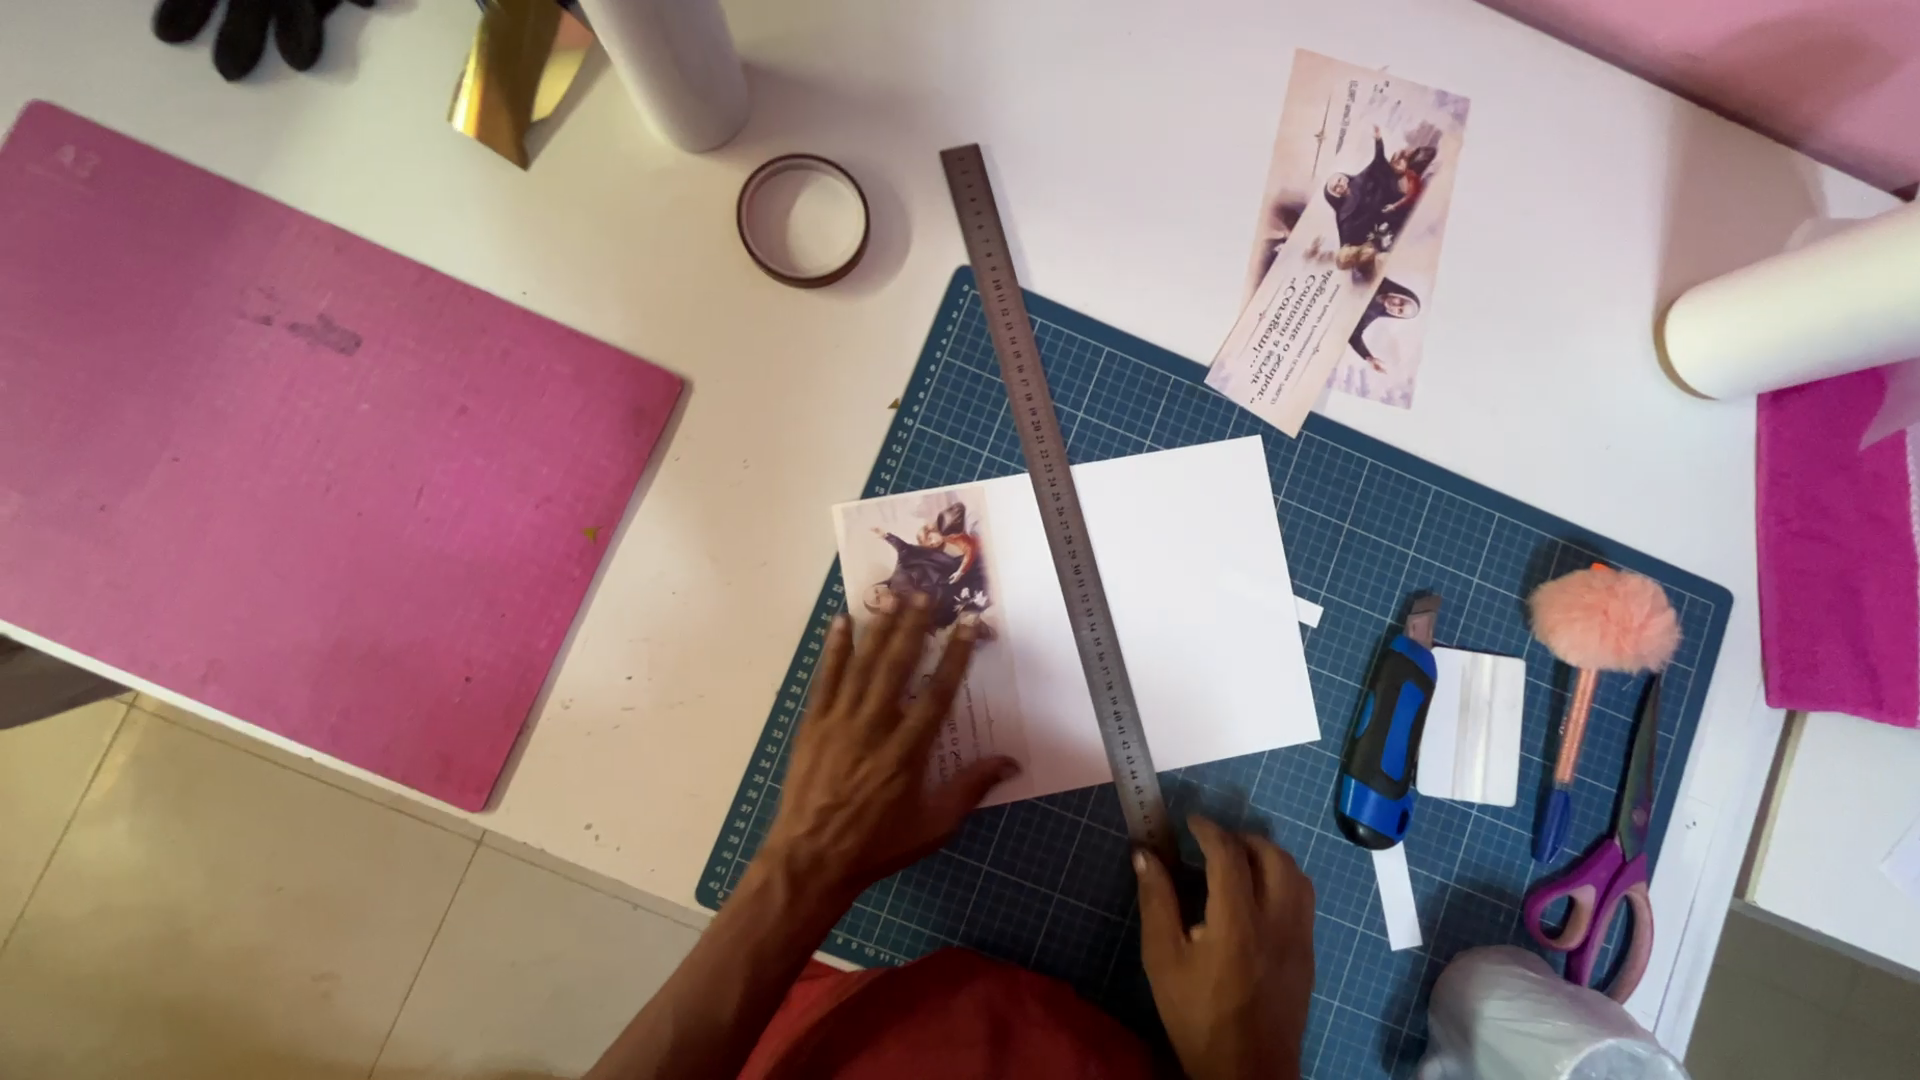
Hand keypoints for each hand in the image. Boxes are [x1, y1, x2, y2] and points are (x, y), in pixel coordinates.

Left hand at [760, 596, 1019, 907]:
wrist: (810, 861)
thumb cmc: (877, 846)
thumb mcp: (933, 826)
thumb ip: (970, 788)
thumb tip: (1010, 762)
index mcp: (907, 751)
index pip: (937, 693)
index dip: (953, 656)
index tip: (965, 626)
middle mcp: (874, 727)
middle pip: (897, 667)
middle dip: (913, 627)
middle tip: (925, 593)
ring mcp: (839, 722)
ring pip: (863, 665)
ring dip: (879, 628)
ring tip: (893, 596)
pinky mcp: (813, 725)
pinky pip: (825, 679)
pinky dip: (834, 650)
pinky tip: (842, 622)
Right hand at [1135, 817, 1315, 1079]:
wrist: (1247, 1073)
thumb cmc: (1197, 1016)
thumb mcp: (1163, 958)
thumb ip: (1156, 899)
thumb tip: (1144, 853)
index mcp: (1237, 922)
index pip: (1229, 854)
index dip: (1209, 829)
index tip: (1191, 822)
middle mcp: (1276, 922)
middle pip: (1272, 855)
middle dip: (1242, 838)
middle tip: (1214, 842)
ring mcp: (1299, 938)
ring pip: (1296, 874)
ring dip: (1267, 856)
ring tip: (1238, 862)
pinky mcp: (1308, 954)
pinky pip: (1304, 899)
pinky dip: (1283, 879)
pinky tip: (1258, 895)